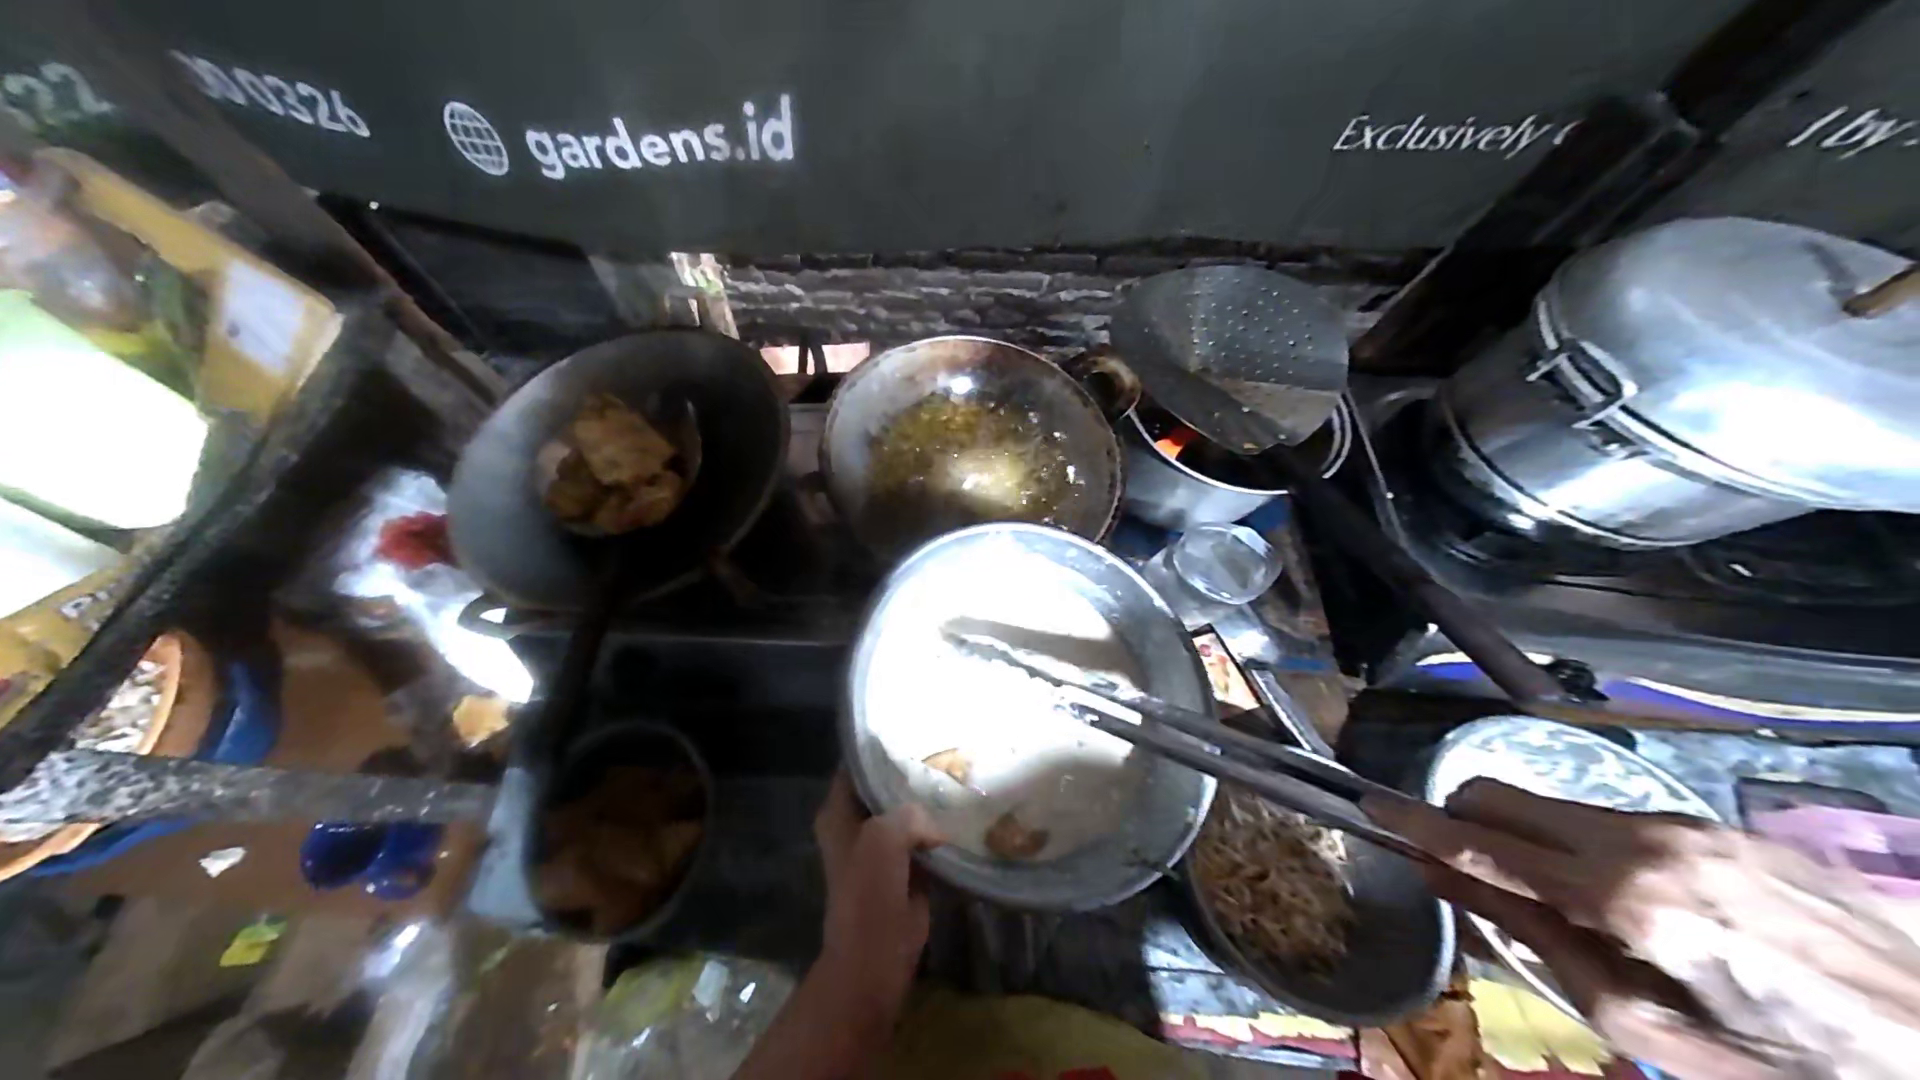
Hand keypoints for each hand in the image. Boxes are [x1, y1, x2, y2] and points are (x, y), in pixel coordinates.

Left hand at [811, 771, 944, 1021]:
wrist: (876, 957)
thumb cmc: (868, 893)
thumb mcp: (883, 838)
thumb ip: (908, 814)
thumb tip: (934, 825)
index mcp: (838, 812)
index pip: (857, 764)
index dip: (879, 747)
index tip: (912, 731)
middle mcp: (858, 823)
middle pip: (885, 784)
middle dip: (911, 770)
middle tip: (946, 750)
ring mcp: (882, 845)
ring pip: (907, 809)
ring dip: (928, 799)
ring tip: (960, 775)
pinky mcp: (906, 865)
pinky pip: (925, 835)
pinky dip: (940, 826)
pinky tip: (962, 811)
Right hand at [1366, 780, 1919, 1079]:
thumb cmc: (1788, 1067)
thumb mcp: (1645, 1031)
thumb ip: (1535, 942)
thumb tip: (1448, 880)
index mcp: (1623, 899)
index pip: (1482, 844)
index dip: (1415, 825)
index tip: (1368, 804)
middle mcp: (1642, 839)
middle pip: (1500, 796)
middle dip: (1463, 821)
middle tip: (1467, 869)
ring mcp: (1684, 822)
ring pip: (1551, 804)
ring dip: (1527, 837)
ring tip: (1571, 902)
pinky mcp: (1718, 822)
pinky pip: (1612, 818)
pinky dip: (1586, 846)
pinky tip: (1640, 901)